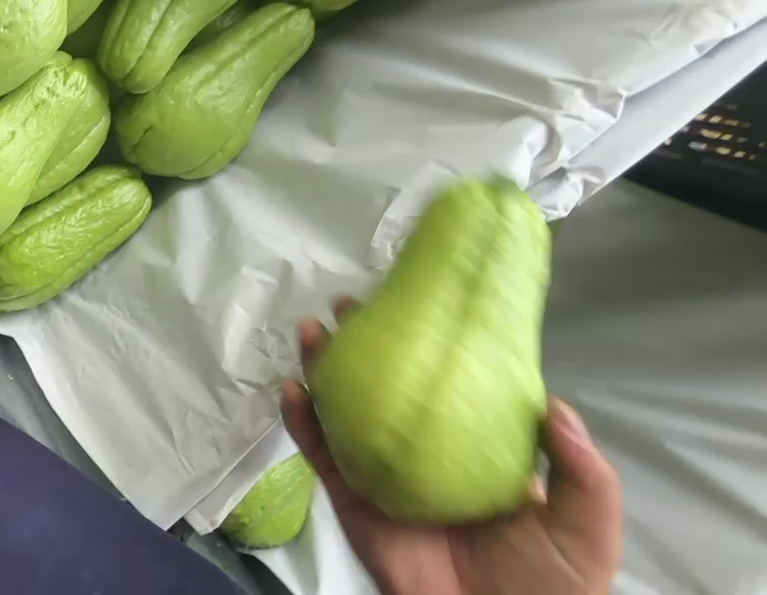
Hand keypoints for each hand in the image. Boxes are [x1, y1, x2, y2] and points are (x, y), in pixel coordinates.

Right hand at [281, 304, 621, 594]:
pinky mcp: (345, 489)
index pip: (435, 384)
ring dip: (317, 365)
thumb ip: (582, 476)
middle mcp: (412, 446)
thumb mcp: (582, 534)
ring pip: (336, 404)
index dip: (418, 345)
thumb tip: (556, 405)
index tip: (405, 307)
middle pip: (375, 383)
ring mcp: (373, 465)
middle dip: (355, 341)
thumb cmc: (542, 584)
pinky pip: (315, 447)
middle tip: (343, 305)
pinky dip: (298, 417)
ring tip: (310, 330)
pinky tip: (290, 390)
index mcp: (462, 448)